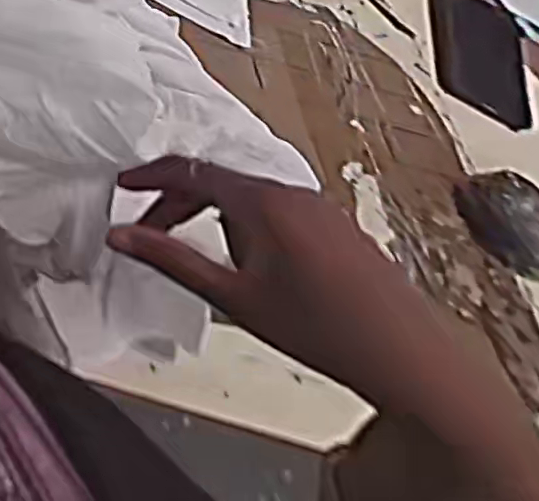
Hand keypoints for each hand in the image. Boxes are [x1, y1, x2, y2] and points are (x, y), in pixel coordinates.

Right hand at [108, 157, 538, 500]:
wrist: (418, 368)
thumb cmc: (330, 332)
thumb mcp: (232, 296)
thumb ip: (169, 259)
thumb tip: (120, 236)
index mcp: (263, 202)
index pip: (188, 171)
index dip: (149, 176)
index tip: (125, 183)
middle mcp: (292, 195)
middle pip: (214, 180)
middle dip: (175, 200)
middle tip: (150, 226)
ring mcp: (318, 209)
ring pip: (243, 193)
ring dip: (209, 212)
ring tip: (201, 251)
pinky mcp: (335, 226)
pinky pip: (272, 205)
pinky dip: (242, 219)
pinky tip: (245, 257)